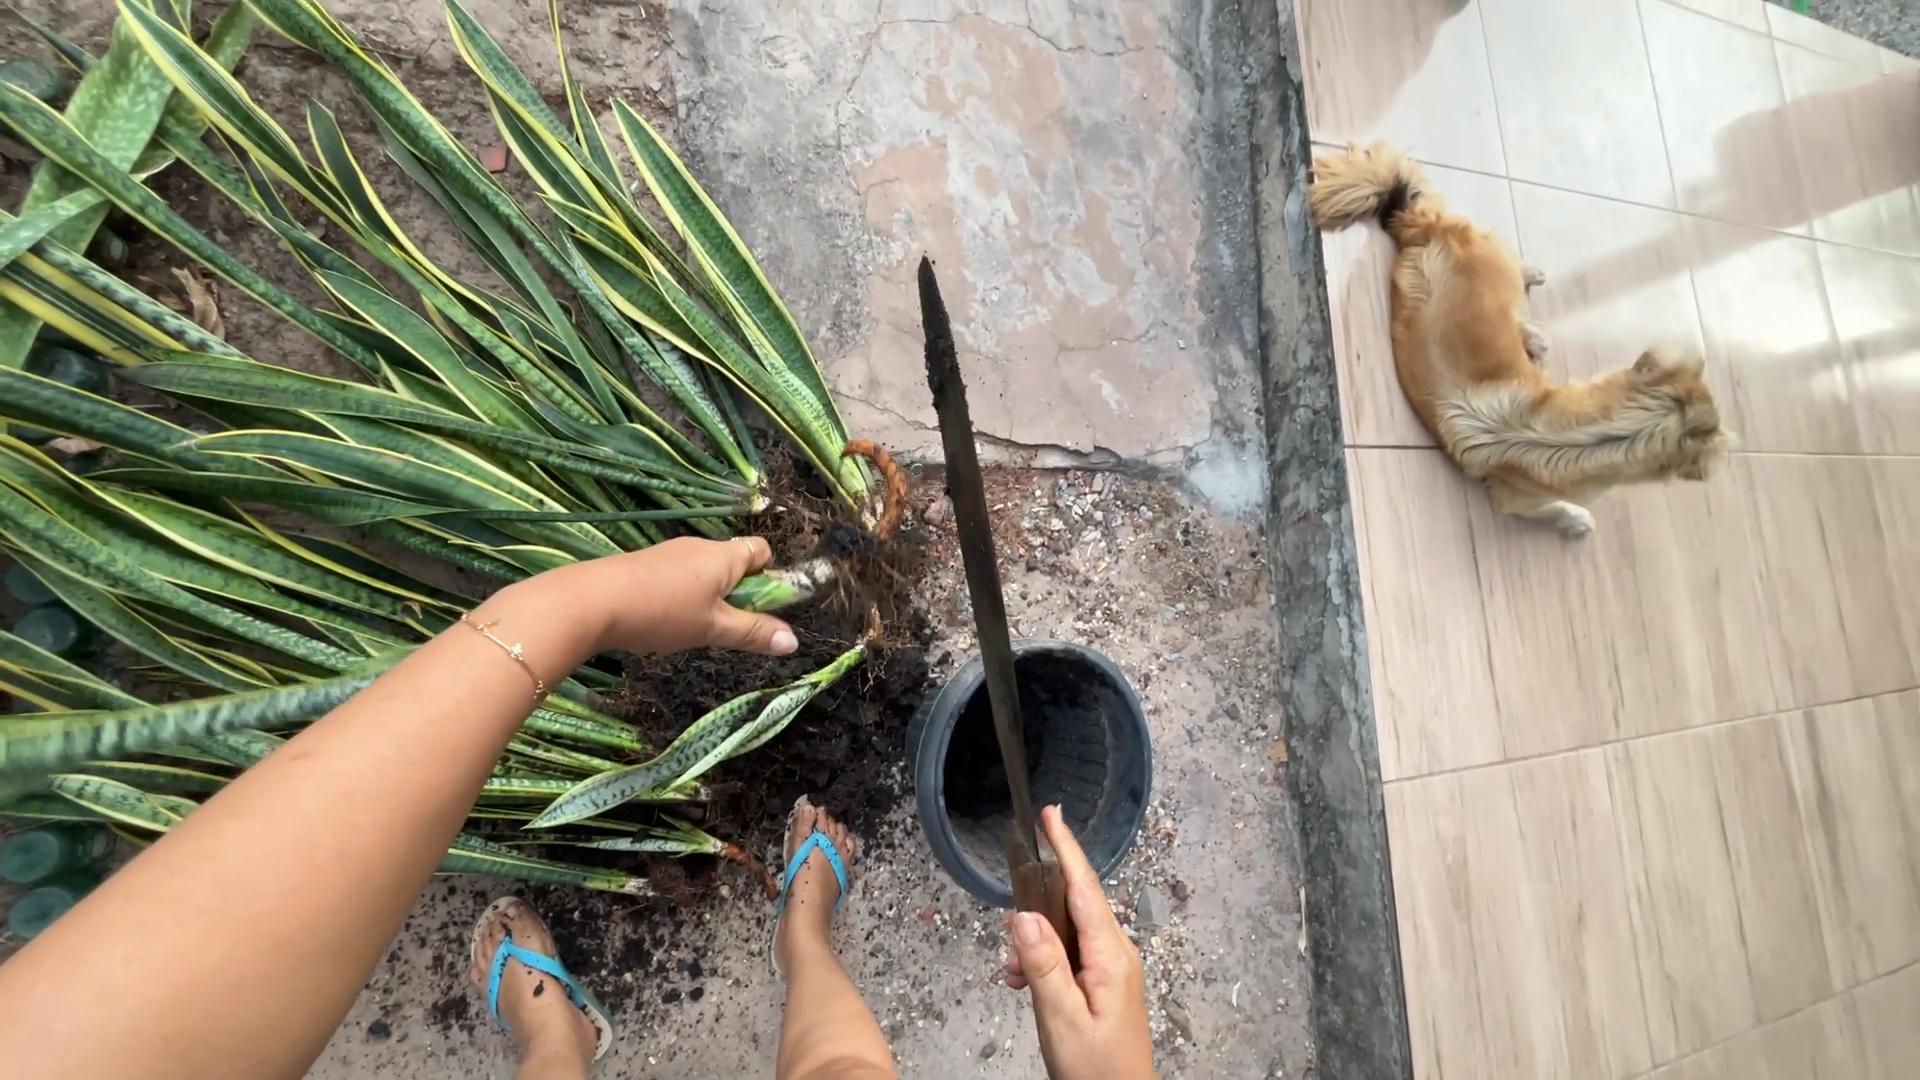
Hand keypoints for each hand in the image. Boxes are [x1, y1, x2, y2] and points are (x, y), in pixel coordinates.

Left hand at [529, 537, 797, 656]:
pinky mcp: (645, 564)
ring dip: (707, 597)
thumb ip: (754, 633)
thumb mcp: (713, 628)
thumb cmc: (662, 612)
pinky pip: (678, 576)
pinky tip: (661, 622)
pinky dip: (680, 597)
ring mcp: (670, 553)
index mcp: (724, 556)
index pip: (762, 550)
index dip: (769, 575)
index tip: (759, 606)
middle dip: (736, 593)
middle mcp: (700, 546)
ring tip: (690, 628)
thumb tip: (795, 641)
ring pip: (704, 572)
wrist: (589, 602)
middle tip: (725, 624)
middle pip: (733, 562)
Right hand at [1004, 806, 1154, 1079]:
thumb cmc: (1096, 1071)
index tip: (1050, 813)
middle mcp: (1116, 951)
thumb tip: (1022, 913)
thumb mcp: (1062, 1020)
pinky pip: (1069, 952)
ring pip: (1066, 930)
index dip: (1066, 847)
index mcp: (1111, 954)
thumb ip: (1043, 965)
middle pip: (1074, 904)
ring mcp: (1112, 966)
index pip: (1085, 886)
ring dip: (1035, 944)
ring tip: (1013, 975)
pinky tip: (1024, 983)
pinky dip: (1043, 961)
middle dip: (1036, 907)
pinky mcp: (1104, 982)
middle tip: (1010, 931)